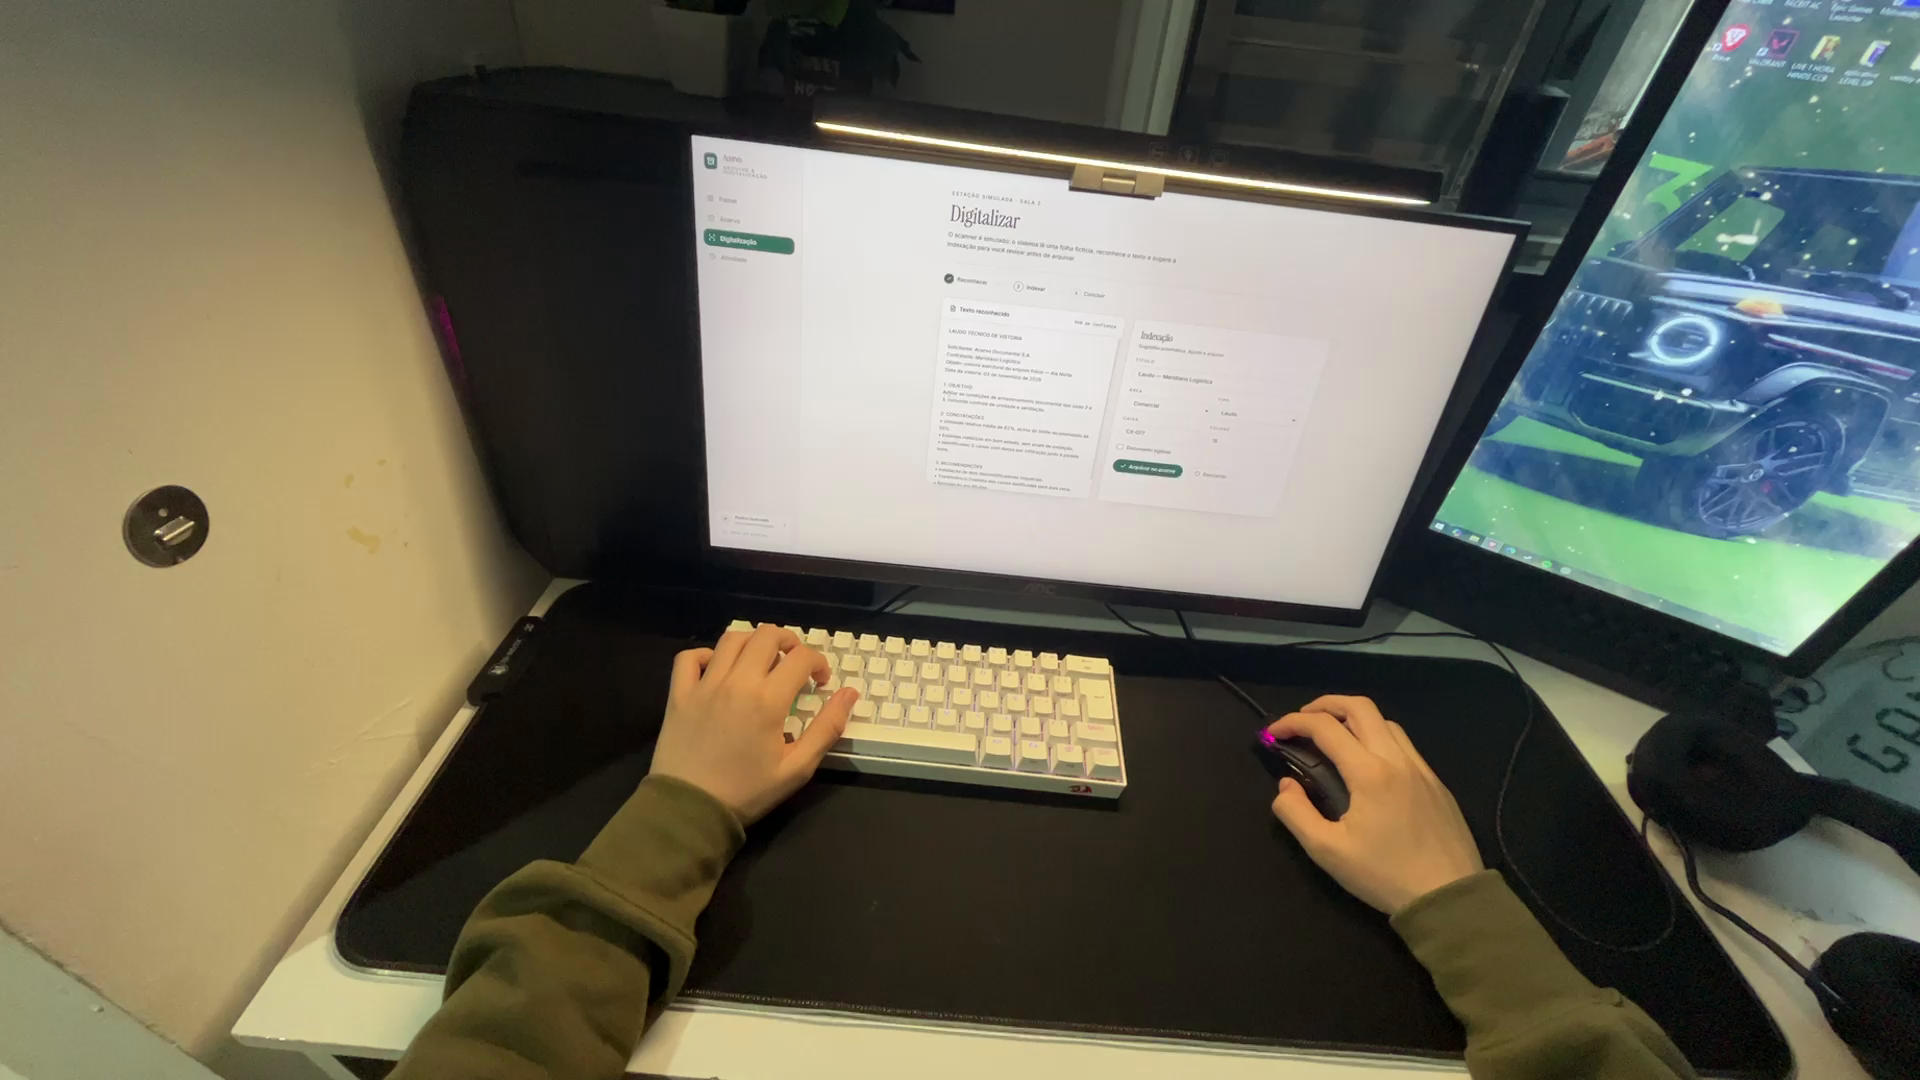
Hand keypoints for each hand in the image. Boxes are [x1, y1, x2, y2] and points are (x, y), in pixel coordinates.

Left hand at [650, 623, 857, 823]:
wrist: (688, 811)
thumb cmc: (746, 792)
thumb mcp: (797, 768)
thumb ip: (827, 728)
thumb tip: (850, 693)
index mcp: (768, 699)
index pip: (802, 657)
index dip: (818, 663)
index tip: (820, 683)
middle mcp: (737, 682)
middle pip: (767, 634)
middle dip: (789, 641)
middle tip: (795, 663)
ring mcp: (704, 685)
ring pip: (731, 639)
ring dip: (753, 641)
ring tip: (762, 660)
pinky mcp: (679, 694)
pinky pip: (689, 658)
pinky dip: (706, 654)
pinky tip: (718, 668)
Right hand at [1267, 695, 1482, 914]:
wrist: (1453, 902)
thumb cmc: (1385, 875)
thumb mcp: (1326, 850)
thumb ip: (1295, 813)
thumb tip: (1286, 786)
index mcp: (1369, 773)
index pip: (1324, 727)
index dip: (1293, 722)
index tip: (1274, 733)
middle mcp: (1397, 760)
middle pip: (1360, 707)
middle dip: (1325, 705)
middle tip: (1303, 719)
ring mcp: (1422, 770)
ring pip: (1385, 722)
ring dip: (1354, 719)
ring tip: (1334, 736)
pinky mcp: (1437, 785)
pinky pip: (1404, 745)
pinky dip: (1377, 737)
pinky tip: (1368, 762)